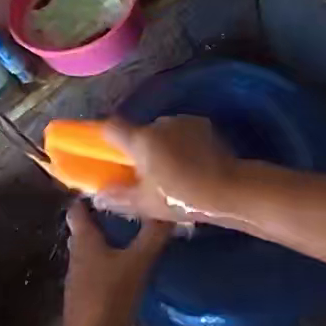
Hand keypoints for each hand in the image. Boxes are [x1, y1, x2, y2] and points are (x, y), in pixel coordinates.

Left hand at [61, 199, 170, 325]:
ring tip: (133, 234)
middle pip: (85, 229)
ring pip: (91, 250)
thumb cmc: (109, 297)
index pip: (78, 208)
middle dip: (104, 217)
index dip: (90, 194)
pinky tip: (128, 266)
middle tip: (130, 207)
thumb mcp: (137, 262)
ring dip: (108, 241)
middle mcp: (77, 254)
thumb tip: (169, 203)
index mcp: (84, 240)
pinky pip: (96, 269)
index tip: (112, 183)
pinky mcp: (85, 296)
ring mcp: (78, 277)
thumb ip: (153, 234)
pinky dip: (109, 262)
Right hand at [95, 116, 242, 223]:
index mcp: (141, 140)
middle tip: (147, 173)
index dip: (107, 138)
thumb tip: (98, 195)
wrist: (228, 189)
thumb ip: (117, 197)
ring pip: (162, 131)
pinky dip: (182, 142)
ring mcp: (183, 121)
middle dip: (140, 148)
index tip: (110, 154)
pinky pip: (182, 131)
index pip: (111, 127)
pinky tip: (191, 162)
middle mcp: (159, 124)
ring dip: (163, 144)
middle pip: (140, 132)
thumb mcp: (145, 204)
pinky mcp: (202, 124)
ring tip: (174, 169)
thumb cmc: (181, 198)